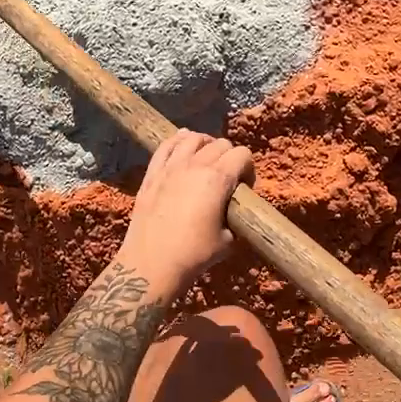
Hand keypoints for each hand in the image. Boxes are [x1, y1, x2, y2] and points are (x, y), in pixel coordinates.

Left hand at [116, 130, 252, 292]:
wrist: (152, 263)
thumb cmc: (194, 254)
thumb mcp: (228, 240)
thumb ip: (235, 216)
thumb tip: (234, 211)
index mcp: (217, 179)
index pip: (242, 154)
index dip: (248, 169)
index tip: (244, 187)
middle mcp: (195, 165)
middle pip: (221, 144)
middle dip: (230, 158)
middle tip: (228, 179)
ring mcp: (170, 167)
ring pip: (193, 138)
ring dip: (206, 145)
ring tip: (207, 159)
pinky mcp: (152, 173)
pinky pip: (166, 145)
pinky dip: (178, 141)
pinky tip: (183, 146)